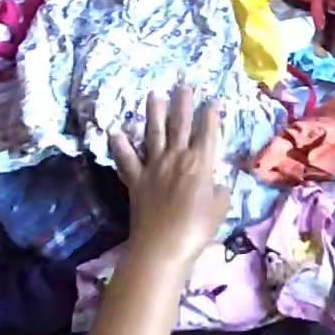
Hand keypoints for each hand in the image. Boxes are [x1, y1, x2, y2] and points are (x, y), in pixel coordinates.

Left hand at [109, 85, 231, 272]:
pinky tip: (114, 130)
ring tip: (154, 94)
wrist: (161, 249)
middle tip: (184, 84)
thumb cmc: (196, 229)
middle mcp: (177, 158)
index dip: (211, 115)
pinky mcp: (135, 180)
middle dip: (183, 103)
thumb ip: (219, 190)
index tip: (212, 99)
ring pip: (154, 133)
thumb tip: (215, 183)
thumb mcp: (220, 208)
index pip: (207, 132)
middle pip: (181, 125)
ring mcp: (154, 167)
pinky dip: (120, 145)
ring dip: (154, 113)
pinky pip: (126, 159)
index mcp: (200, 163)